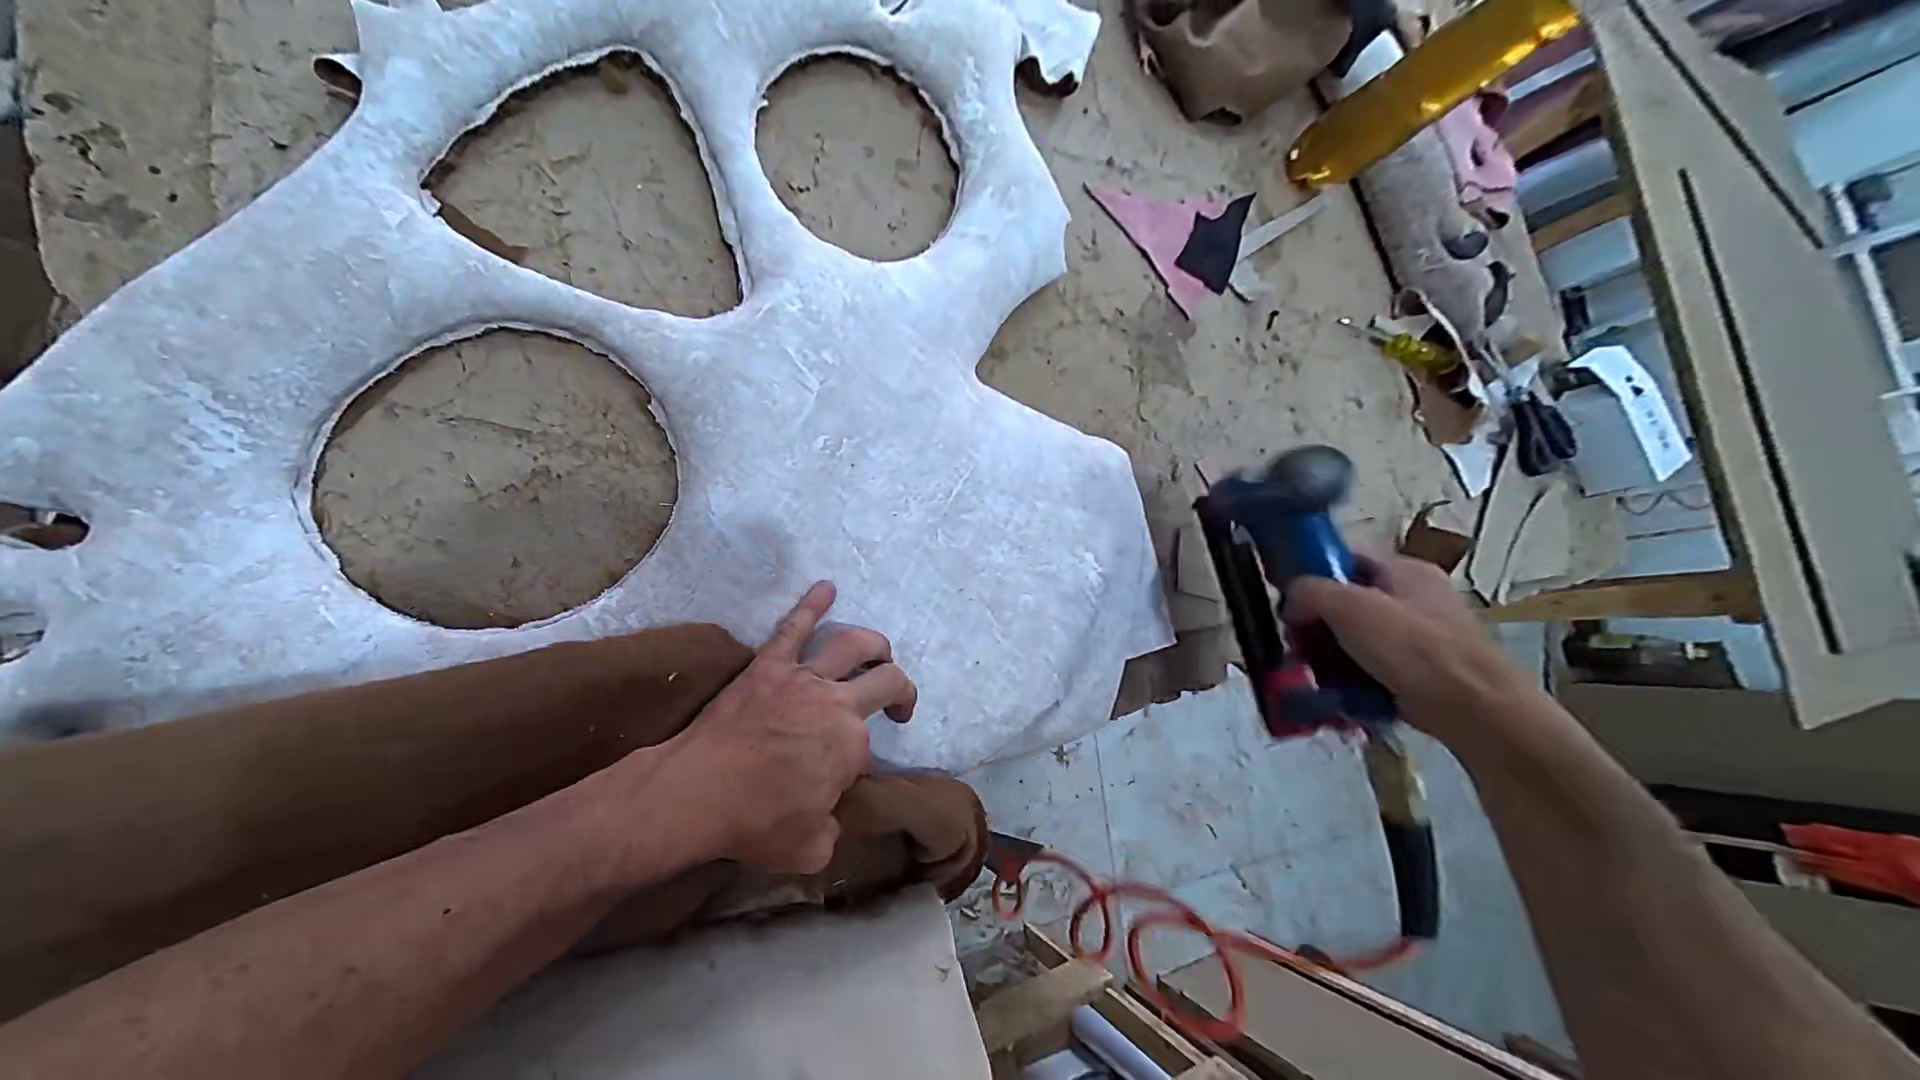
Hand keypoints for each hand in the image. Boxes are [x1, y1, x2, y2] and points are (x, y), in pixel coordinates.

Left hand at [662, 582, 915, 874]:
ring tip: (880, 651)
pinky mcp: (769, 664)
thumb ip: (832, 831)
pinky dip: (812, 604)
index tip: (839, 776)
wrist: (695, 794)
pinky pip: (794, 626)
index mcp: (852, 745)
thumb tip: (831, 817)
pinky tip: (826, 586)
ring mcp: (803, 678)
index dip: (859, 759)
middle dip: (900, 690)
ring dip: (874, 644)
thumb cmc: (754, 823)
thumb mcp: (810, 849)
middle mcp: (838, 704)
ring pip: (852, 643)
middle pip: (887, 679)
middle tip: (897, 703)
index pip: (870, 744)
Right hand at [1283, 554, 1533, 746]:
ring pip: (1352, 636)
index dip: (1312, 574)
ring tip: (1314, 672)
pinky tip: (1337, 691)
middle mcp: (1413, 597)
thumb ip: (1309, 592)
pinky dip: (1349, 677)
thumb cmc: (1414, 649)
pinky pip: (1368, 665)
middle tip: (1298, 644)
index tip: (1289, 600)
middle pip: (1344, 601)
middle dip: (1315, 623)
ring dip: (1327, 654)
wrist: (1475, 711)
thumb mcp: (1350, 607)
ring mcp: (1417, 636)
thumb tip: (1290, 603)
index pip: (1344, 558)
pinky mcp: (1416, 671)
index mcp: (1405, 570)